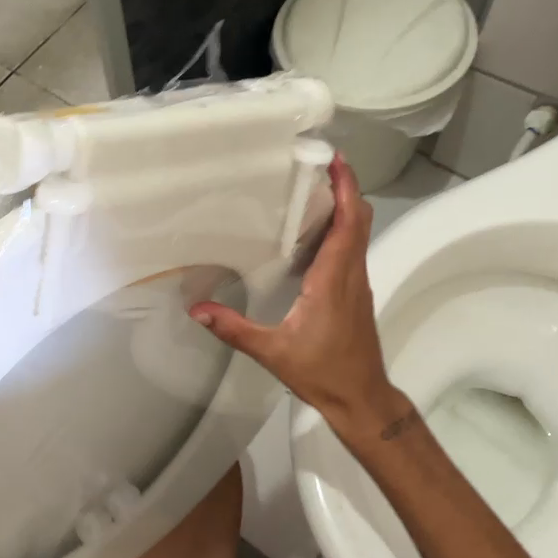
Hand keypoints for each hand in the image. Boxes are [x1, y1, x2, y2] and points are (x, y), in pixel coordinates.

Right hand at [190, 155, 406, 441]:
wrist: (361, 398)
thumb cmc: (322, 373)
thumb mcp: (272, 352)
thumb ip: (234, 329)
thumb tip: (197, 310)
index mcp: (334, 279)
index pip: (349, 222)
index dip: (346, 188)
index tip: (333, 160)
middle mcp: (351, 274)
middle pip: (359, 219)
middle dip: (344, 188)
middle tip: (316, 167)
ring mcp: (357, 283)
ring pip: (358, 233)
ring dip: (343, 207)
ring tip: (309, 192)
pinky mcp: (355, 293)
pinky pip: (351, 249)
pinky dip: (340, 230)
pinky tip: (310, 235)